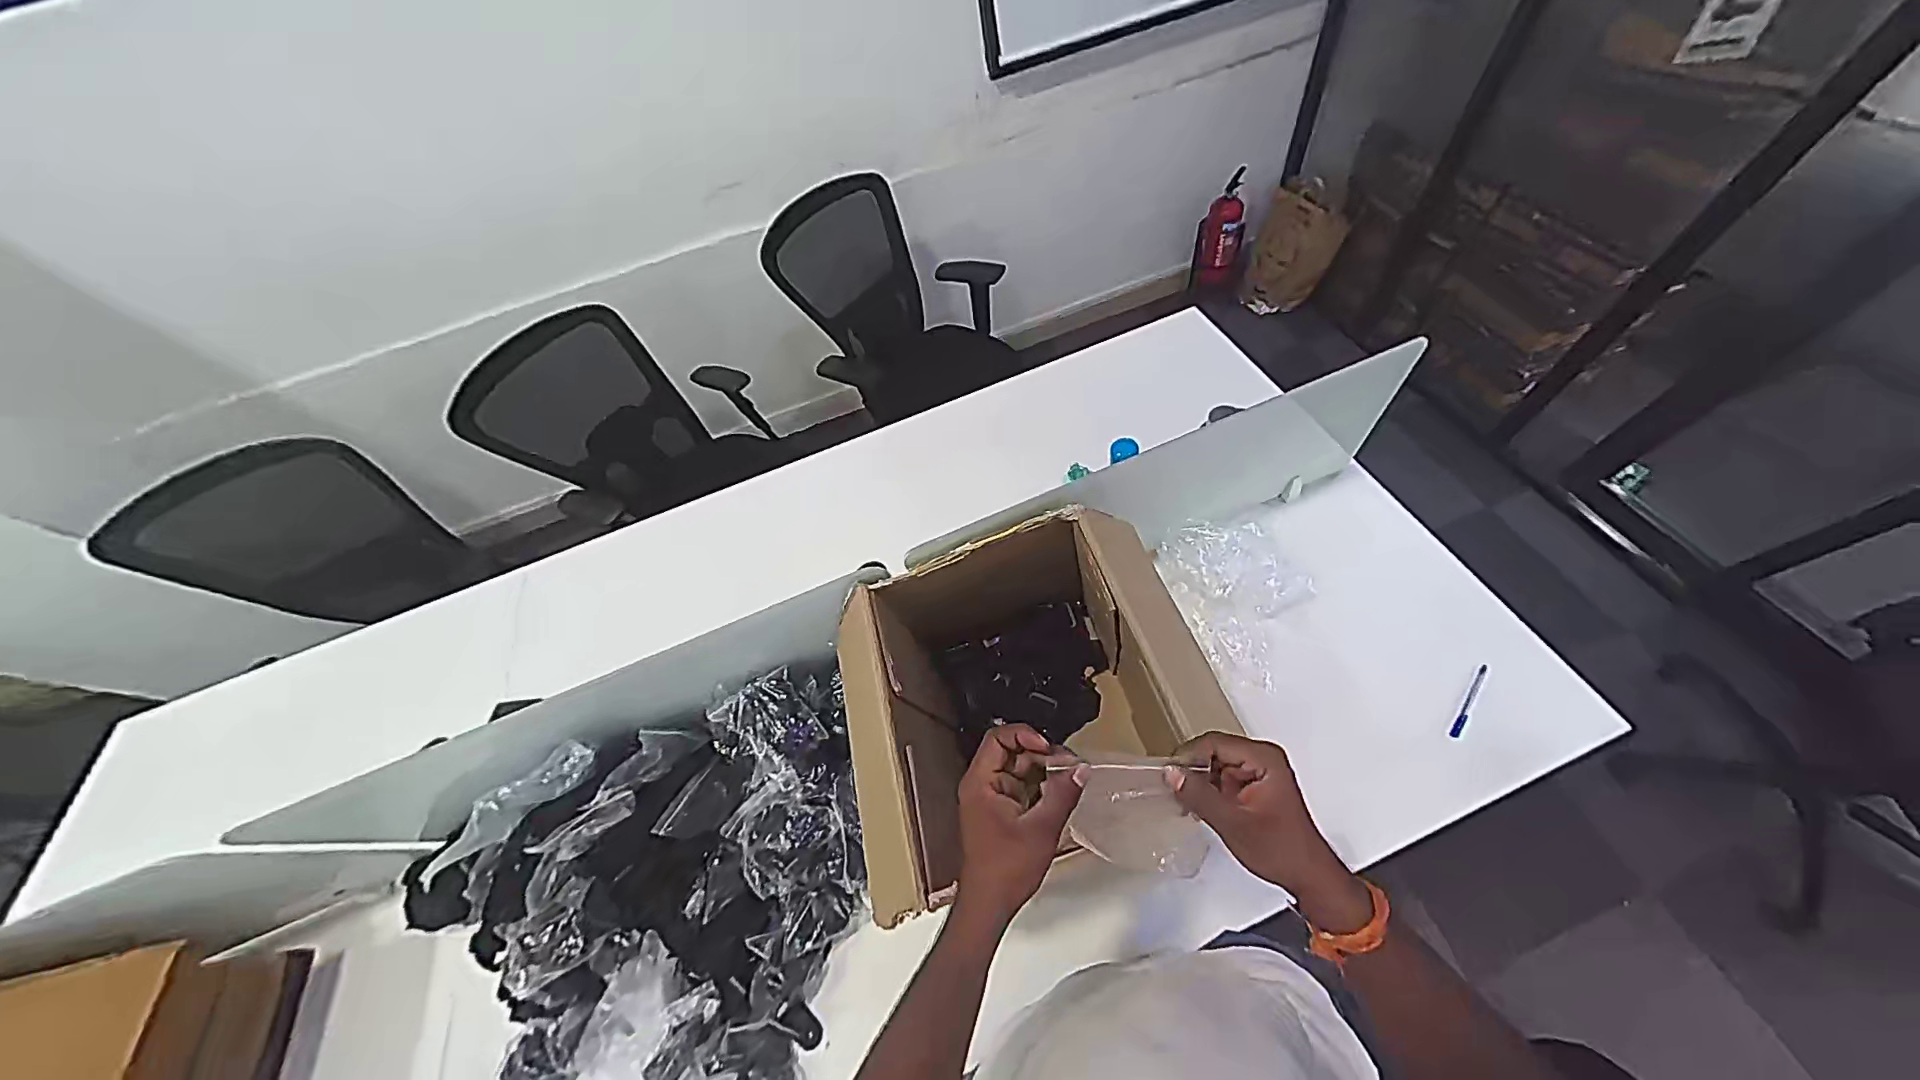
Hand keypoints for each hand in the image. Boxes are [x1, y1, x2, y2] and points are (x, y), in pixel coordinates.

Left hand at [955, 724, 1082, 928]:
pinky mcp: (1001, 811)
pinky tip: (1058, 795)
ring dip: (1044, 772)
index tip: (1048, 747)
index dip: (1024, 735)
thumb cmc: (1003, 871)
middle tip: (1068, 765)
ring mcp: (991, 798)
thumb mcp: (1041, 828)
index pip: (998, 738)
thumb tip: (1080, 769)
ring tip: (1068, 780)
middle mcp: (982, 785)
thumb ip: (1062, 794)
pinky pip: (1022, 787)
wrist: (989, 904)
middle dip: (1041, 756)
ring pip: (1020, 770)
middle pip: (1012, 752)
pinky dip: (1040, 788)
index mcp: (980, 782)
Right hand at [1166, 732, 1370, 931]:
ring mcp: (1260, 772)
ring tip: (1192, 804)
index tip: (1172, 775)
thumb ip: (1199, 795)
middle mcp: (1263, 759)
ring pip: (1216, 765)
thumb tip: (1173, 774)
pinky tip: (1205, 809)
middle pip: (1214, 751)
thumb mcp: (1232, 823)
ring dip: (1201, 783)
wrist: (1309, 877)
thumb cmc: (1284, 851)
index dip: (1188, 758)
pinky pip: (1223, 778)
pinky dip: (1210, 791)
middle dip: (1194, 772)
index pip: (1213, 743)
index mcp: (1264, 759)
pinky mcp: (1256, 785)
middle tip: (1179, 791)